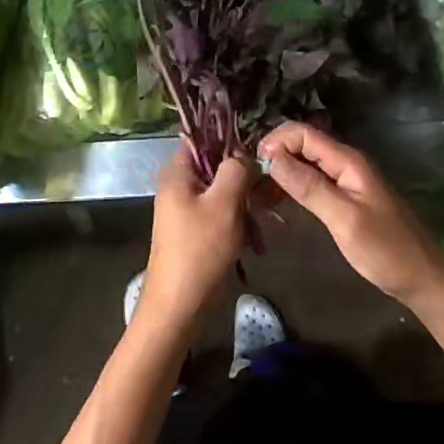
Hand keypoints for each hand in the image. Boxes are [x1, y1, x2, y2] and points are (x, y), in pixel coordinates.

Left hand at [141, 145, 249, 325]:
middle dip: (243, 183)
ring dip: (244, 208)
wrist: (179, 302)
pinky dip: (236, 225)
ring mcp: (184, 209)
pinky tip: (253, 245)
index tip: (257, 157)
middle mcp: (178, 185)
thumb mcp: (224, 203)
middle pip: (216, 169)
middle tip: (266, 197)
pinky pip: (219, 216)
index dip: (230, 144)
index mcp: (177, 171)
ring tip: (259, 230)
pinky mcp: (193, 230)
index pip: (204, 140)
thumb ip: (236, 170)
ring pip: (221, 194)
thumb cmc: (200, 247)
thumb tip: (244, 154)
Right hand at [260, 122, 443, 306]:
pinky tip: (276, 202)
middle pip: (300, 144)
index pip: (302, 133)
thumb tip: (271, 156)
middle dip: (273, 155)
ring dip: (279, 171)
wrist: (424, 280)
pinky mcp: (342, 197)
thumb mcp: (344, 219)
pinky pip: (310, 180)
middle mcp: (344, 163)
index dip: (275, 142)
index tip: (254, 166)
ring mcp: (344, 180)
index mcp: (347, 161)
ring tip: (257, 193)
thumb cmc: (386, 250)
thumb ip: (308, 186)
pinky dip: (290, 186)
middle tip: (250, 182)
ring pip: (303, 162)